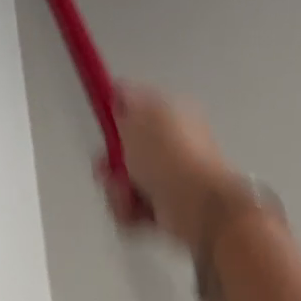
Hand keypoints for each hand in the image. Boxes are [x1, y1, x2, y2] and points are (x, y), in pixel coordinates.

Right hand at [97, 83, 230, 248]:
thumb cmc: (168, 158)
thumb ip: (124, 103)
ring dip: (118, 190)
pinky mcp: (168, 206)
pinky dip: (129, 211)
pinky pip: (134, 206)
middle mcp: (175, 144)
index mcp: (173, 115)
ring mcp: (172, 176)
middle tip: (111, 170)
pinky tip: (136, 211)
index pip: (139, 107)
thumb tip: (119, 89)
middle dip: (112, 163)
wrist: (197, 206)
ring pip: (126, 180)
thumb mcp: (138, 119)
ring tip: (127, 196)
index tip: (104, 126)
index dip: (117, 117)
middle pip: (127, 149)